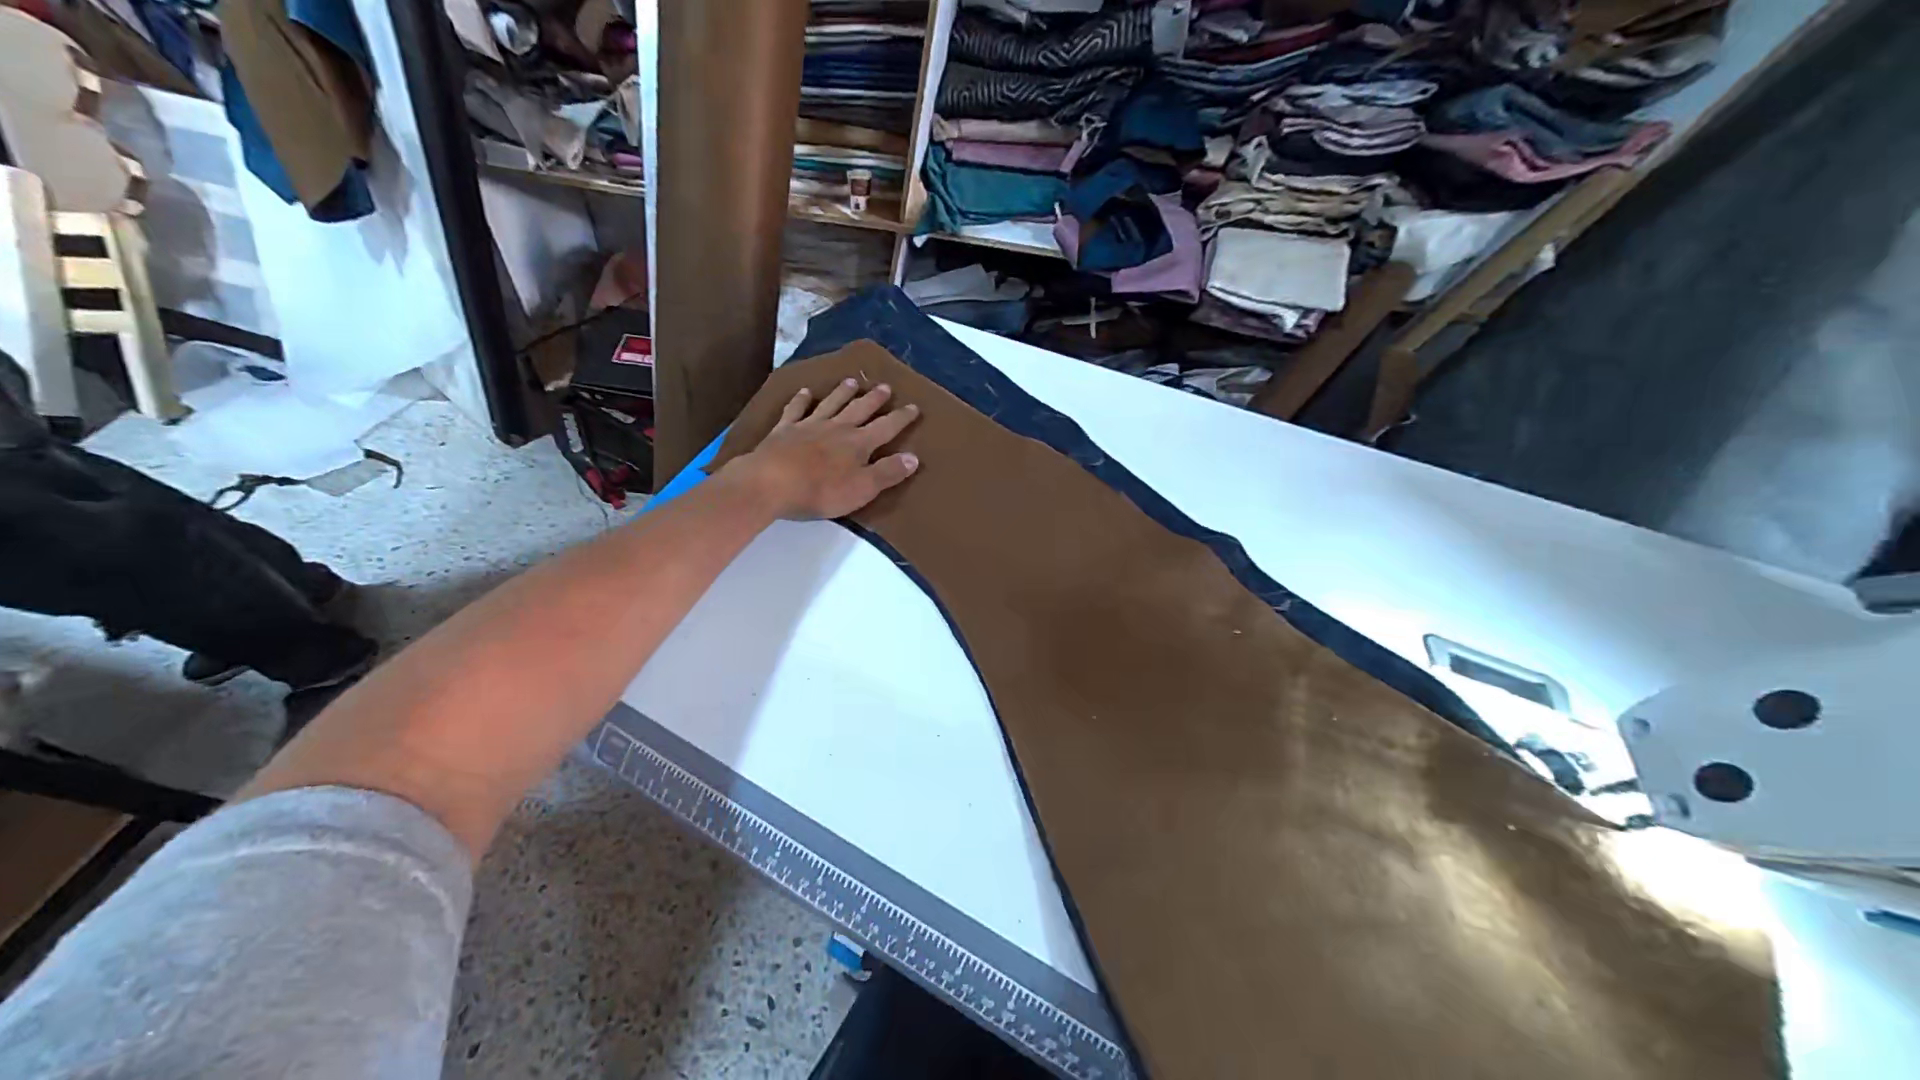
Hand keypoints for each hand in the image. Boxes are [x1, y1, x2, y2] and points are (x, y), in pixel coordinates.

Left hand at [721, 377, 920, 520]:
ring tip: (852, 381)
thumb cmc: (821, 491)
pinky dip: (801, 399)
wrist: (771, 483)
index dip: (901, 418)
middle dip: (874, 399)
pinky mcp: (784, 430)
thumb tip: (913, 457)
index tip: (913, 407)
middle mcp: (837, 428)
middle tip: (885, 387)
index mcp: (859, 444)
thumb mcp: (862, 488)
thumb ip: (888, 472)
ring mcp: (809, 425)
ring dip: (842, 393)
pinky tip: (805, 392)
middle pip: (859, 409)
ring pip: (831, 404)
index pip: (886, 428)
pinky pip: (795, 409)